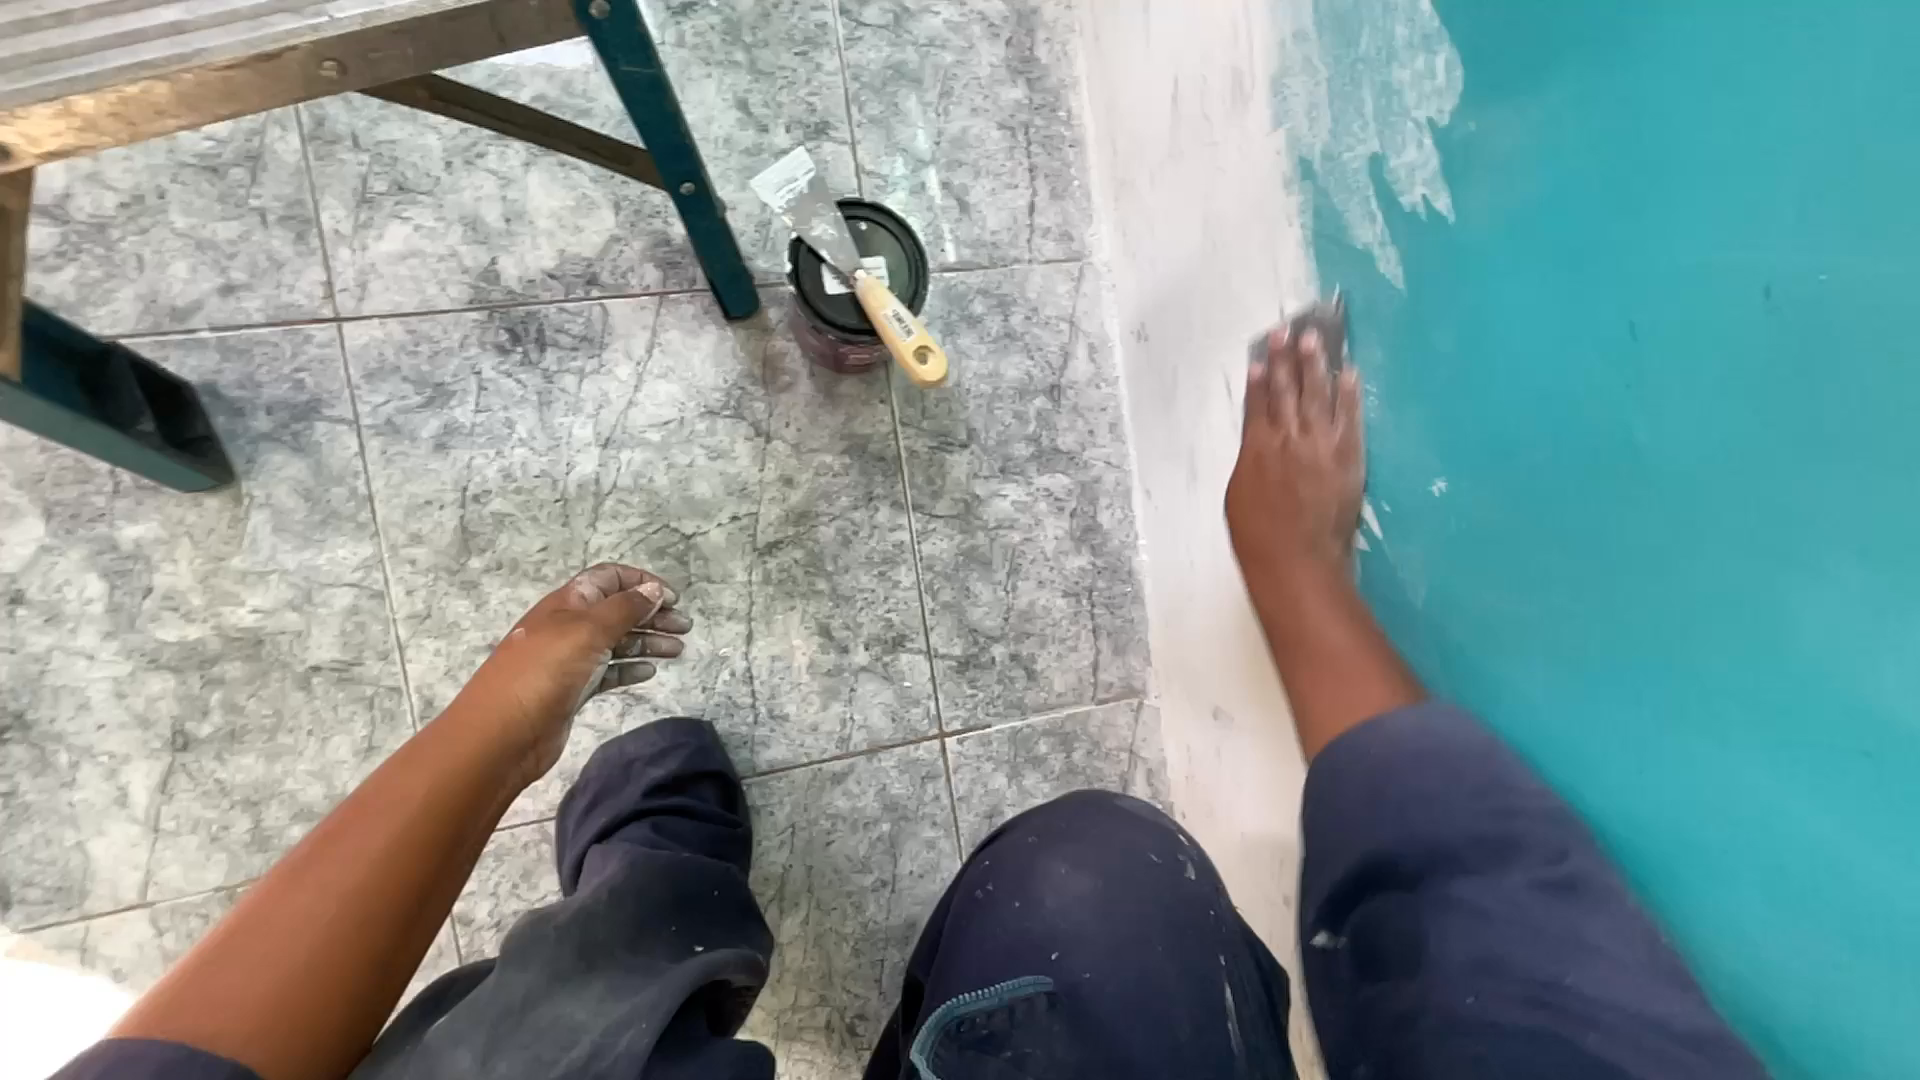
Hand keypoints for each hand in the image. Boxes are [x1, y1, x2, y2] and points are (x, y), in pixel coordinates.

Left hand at [449, 563, 693, 787]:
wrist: (500, 736)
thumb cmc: (544, 673)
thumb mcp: (587, 631)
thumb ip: (625, 608)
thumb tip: (654, 591)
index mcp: (568, 603)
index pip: (610, 578)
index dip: (642, 582)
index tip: (673, 598)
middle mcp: (569, 626)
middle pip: (618, 609)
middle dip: (652, 614)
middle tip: (685, 627)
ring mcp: (570, 659)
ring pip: (617, 641)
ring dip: (648, 641)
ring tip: (678, 651)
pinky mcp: (572, 689)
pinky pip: (608, 671)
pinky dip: (630, 668)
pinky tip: (650, 672)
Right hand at [1225, 323, 1365, 578]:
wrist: (1297, 560)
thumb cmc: (1257, 536)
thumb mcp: (1238, 495)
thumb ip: (1250, 462)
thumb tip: (1258, 445)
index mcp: (1256, 451)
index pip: (1257, 405)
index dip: (1259, 380)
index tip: (1260, 356)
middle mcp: (1288, 441)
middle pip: (1287, 393)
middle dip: (1285, 360)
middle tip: (1286, 331)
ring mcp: (1321, 447)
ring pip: (1318, 397)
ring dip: (1315, 366)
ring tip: (1314, 339)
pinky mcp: (1349, 458)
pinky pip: (1350, 420)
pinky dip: (1350, 396)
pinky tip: (1349, 374)